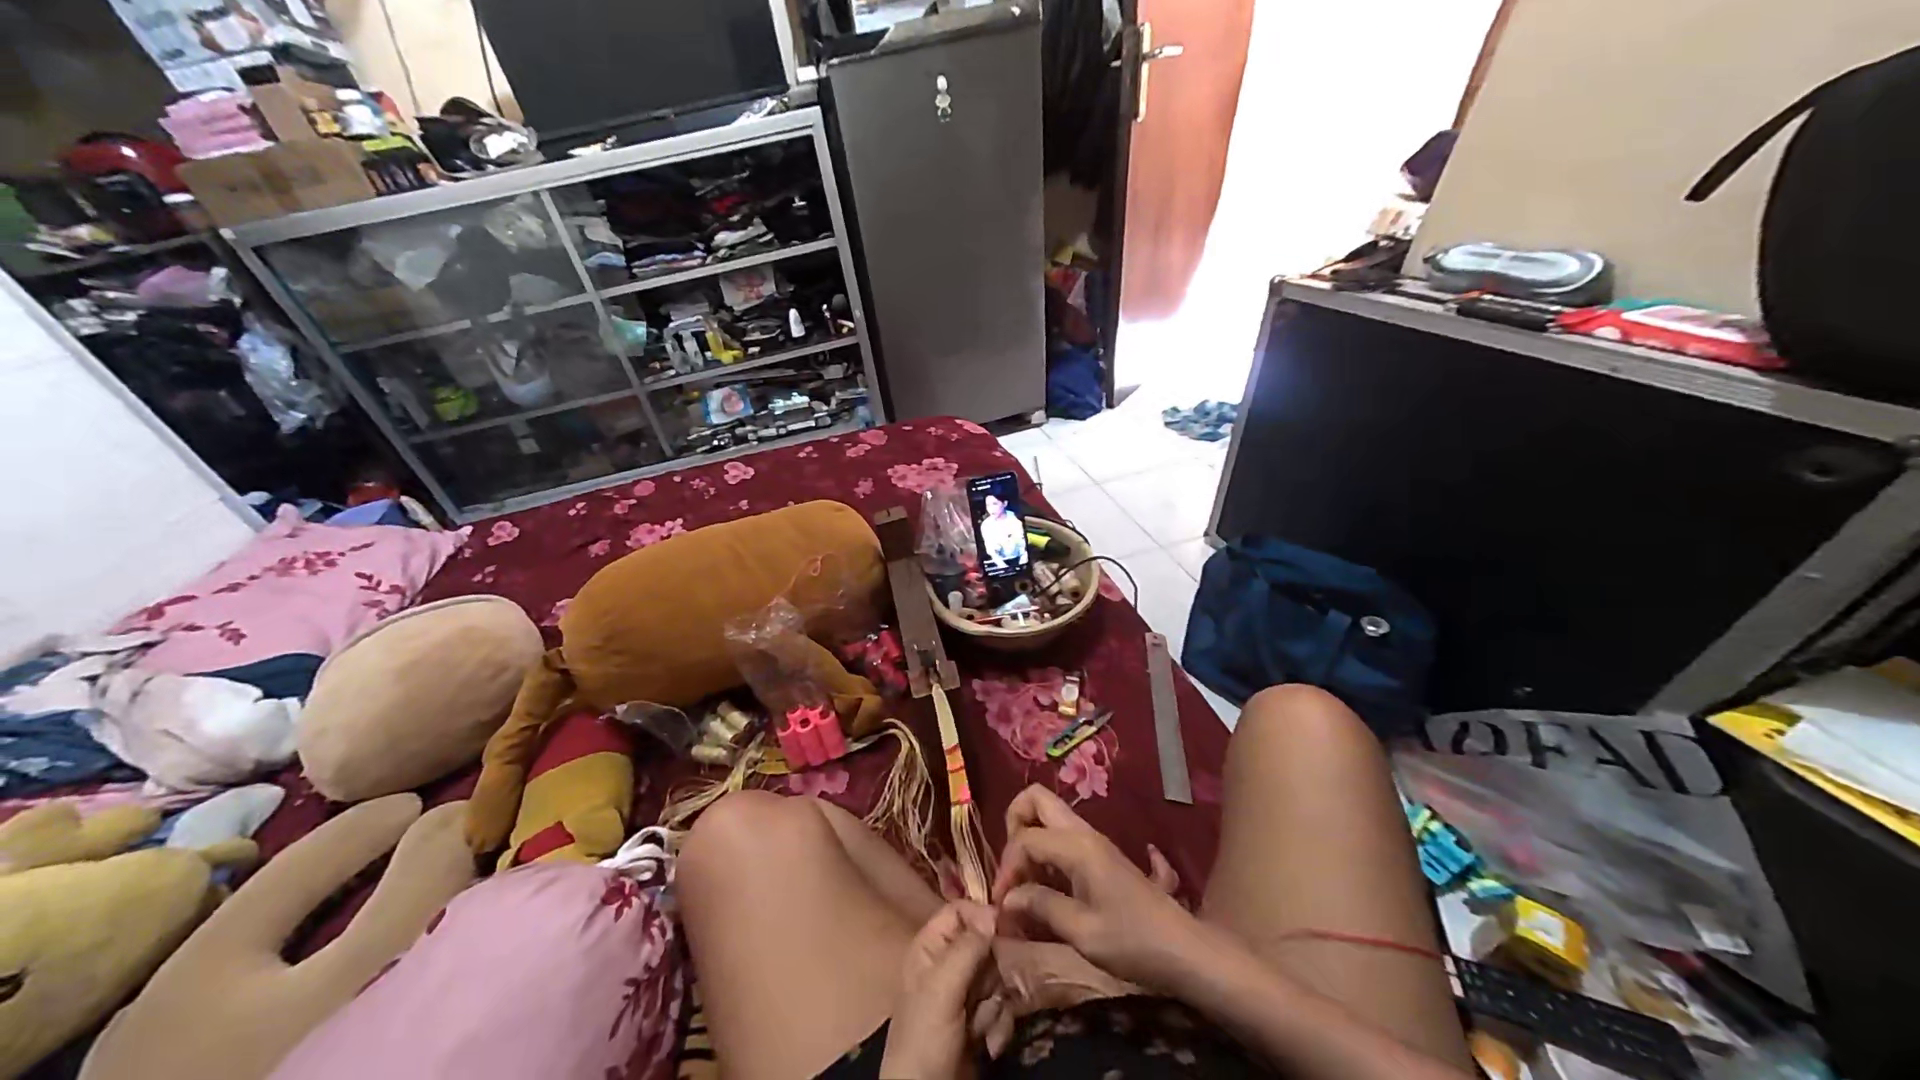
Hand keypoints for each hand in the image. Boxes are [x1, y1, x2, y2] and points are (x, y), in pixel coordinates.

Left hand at [880, 901, 996, 1079]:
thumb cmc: (924, 1039)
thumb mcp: (941, 988)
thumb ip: (966, 948)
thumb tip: (993, 913)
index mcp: (929, 947)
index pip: (959, 910)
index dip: (981, 915)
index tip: (1004, 929)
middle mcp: (948, 964)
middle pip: (986, 944)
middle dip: (994, 972)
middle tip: (989, 993)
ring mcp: (965, 993)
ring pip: (999, 977)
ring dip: (996, 1005)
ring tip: (980, 1028)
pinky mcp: (981, 1019)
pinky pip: (1004, 1006)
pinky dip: (1000, 1026)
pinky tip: (988, 1045)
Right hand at [992, 785, 1215, 994]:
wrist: (1185, 951)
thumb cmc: (1134, 943)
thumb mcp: (1082, 932)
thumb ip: (1040, 907)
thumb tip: (1007, 899)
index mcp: (1078, 846)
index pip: (1025, 838)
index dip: (1006, 868)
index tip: (1002, 904)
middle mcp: (1084, 833)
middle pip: (1036, 800)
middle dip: (1013, 826)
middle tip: (1011, 870)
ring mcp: (1094, 843)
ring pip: (1049, 817)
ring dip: (1029, 842)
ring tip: (1025, 886)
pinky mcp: (1100, 857)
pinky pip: (1062, 839)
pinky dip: (1045, 854)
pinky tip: (1046, 890)